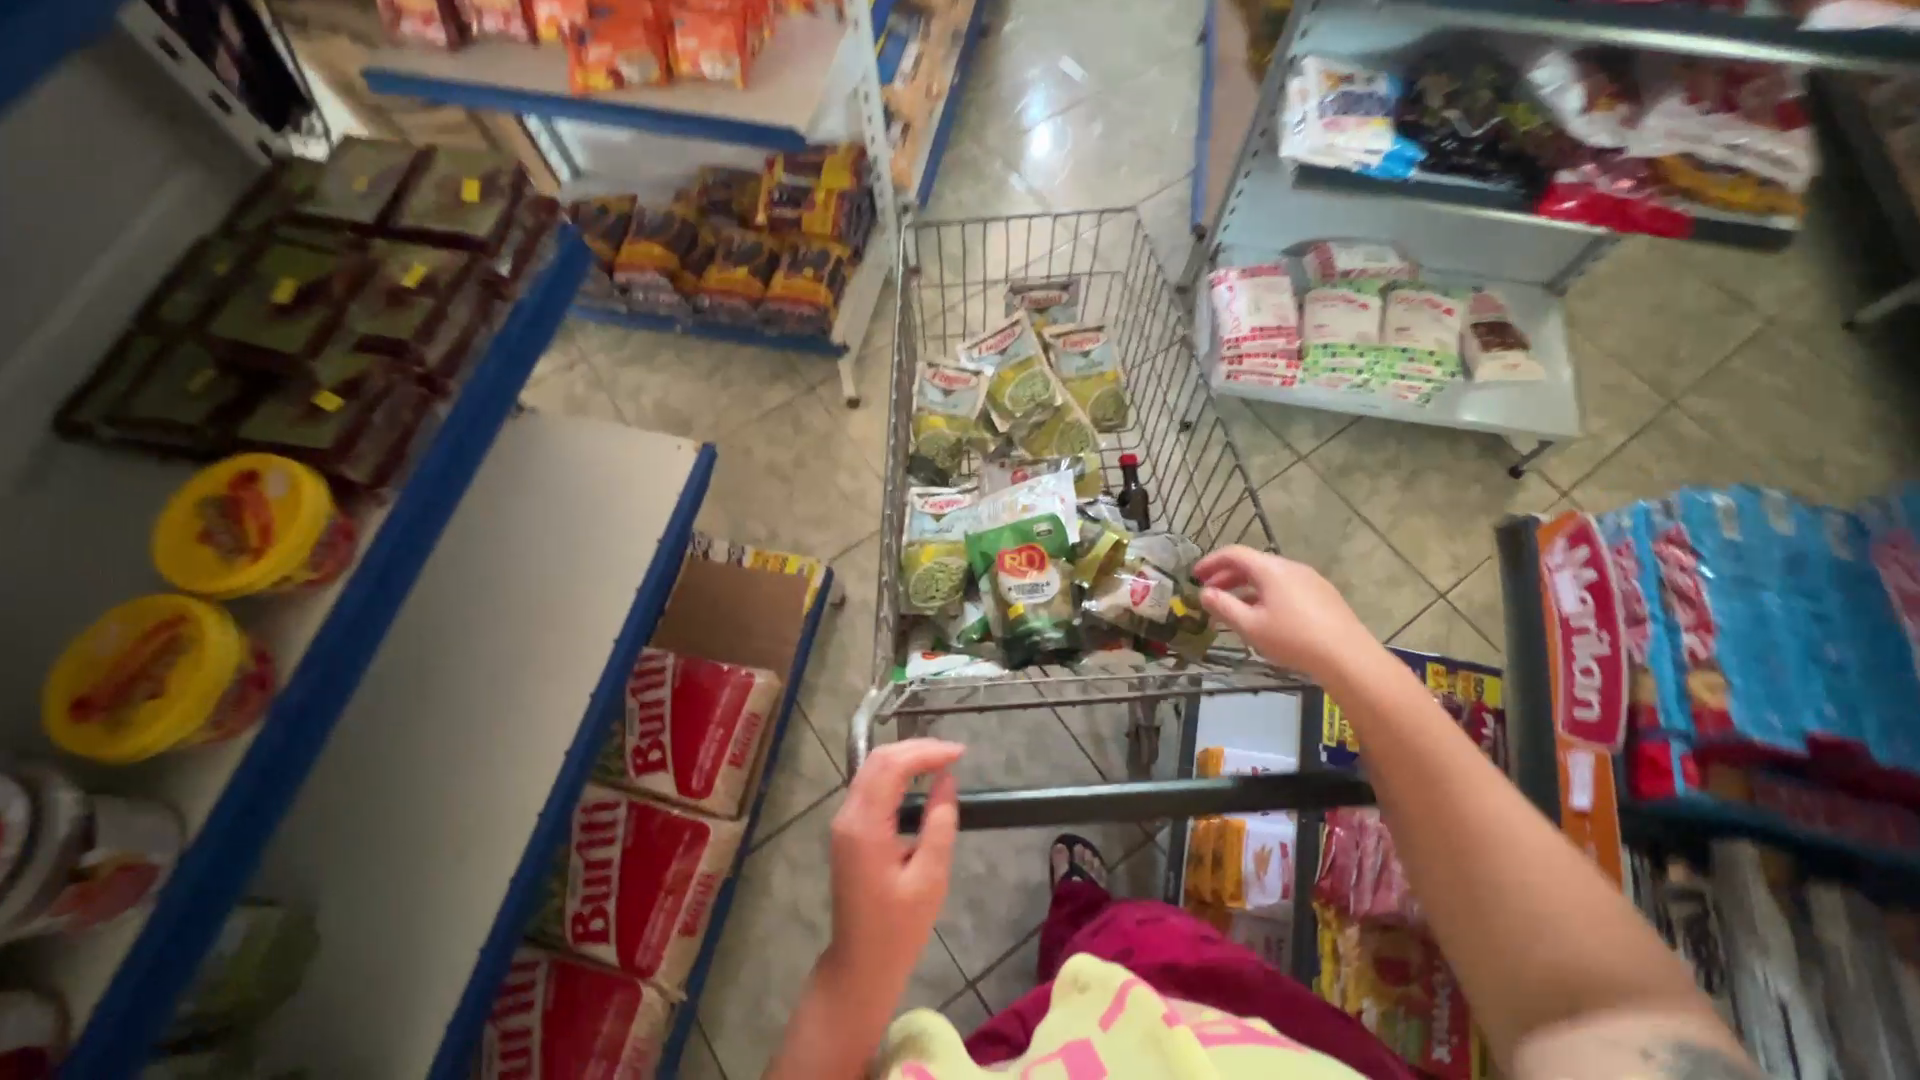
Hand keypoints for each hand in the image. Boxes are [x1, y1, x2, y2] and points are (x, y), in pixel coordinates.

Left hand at [825, 738, 962, 1002]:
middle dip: (916, 748)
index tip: (960, 754)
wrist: (860, 964)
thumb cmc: (898, 928)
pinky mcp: (849, 832)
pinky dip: (896, 775)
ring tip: (942, 761)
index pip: (891, 766)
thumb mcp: (930, 879)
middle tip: (954, 753)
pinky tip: (920, 780)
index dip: (926, 752)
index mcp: (864, 827)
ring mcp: (844, 823)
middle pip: (877, 760)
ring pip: (871, 770)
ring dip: (906, 758)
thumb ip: (939, 824)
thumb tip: (946, 781)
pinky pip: (870, 788)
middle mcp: (848, 817)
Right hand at [1195, 545, 1373, 678]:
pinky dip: (1266, 593)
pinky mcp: (1323, 594)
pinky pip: (1286, 586)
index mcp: (1270, 569)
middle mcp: (1290, 567)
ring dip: (1246, 587)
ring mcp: (1310, 579)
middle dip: (1227, 577)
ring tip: (1234, 608)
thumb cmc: (1292, 638)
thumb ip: (1223, 607)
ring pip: (1270, 576)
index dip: (1211, 562)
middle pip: (1252, 563)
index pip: (1233, 553)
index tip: (1195, 576)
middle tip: (1210, 594)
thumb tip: (1204, 593)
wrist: (1347, 655)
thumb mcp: (1250, 626)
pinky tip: (1265, 616)